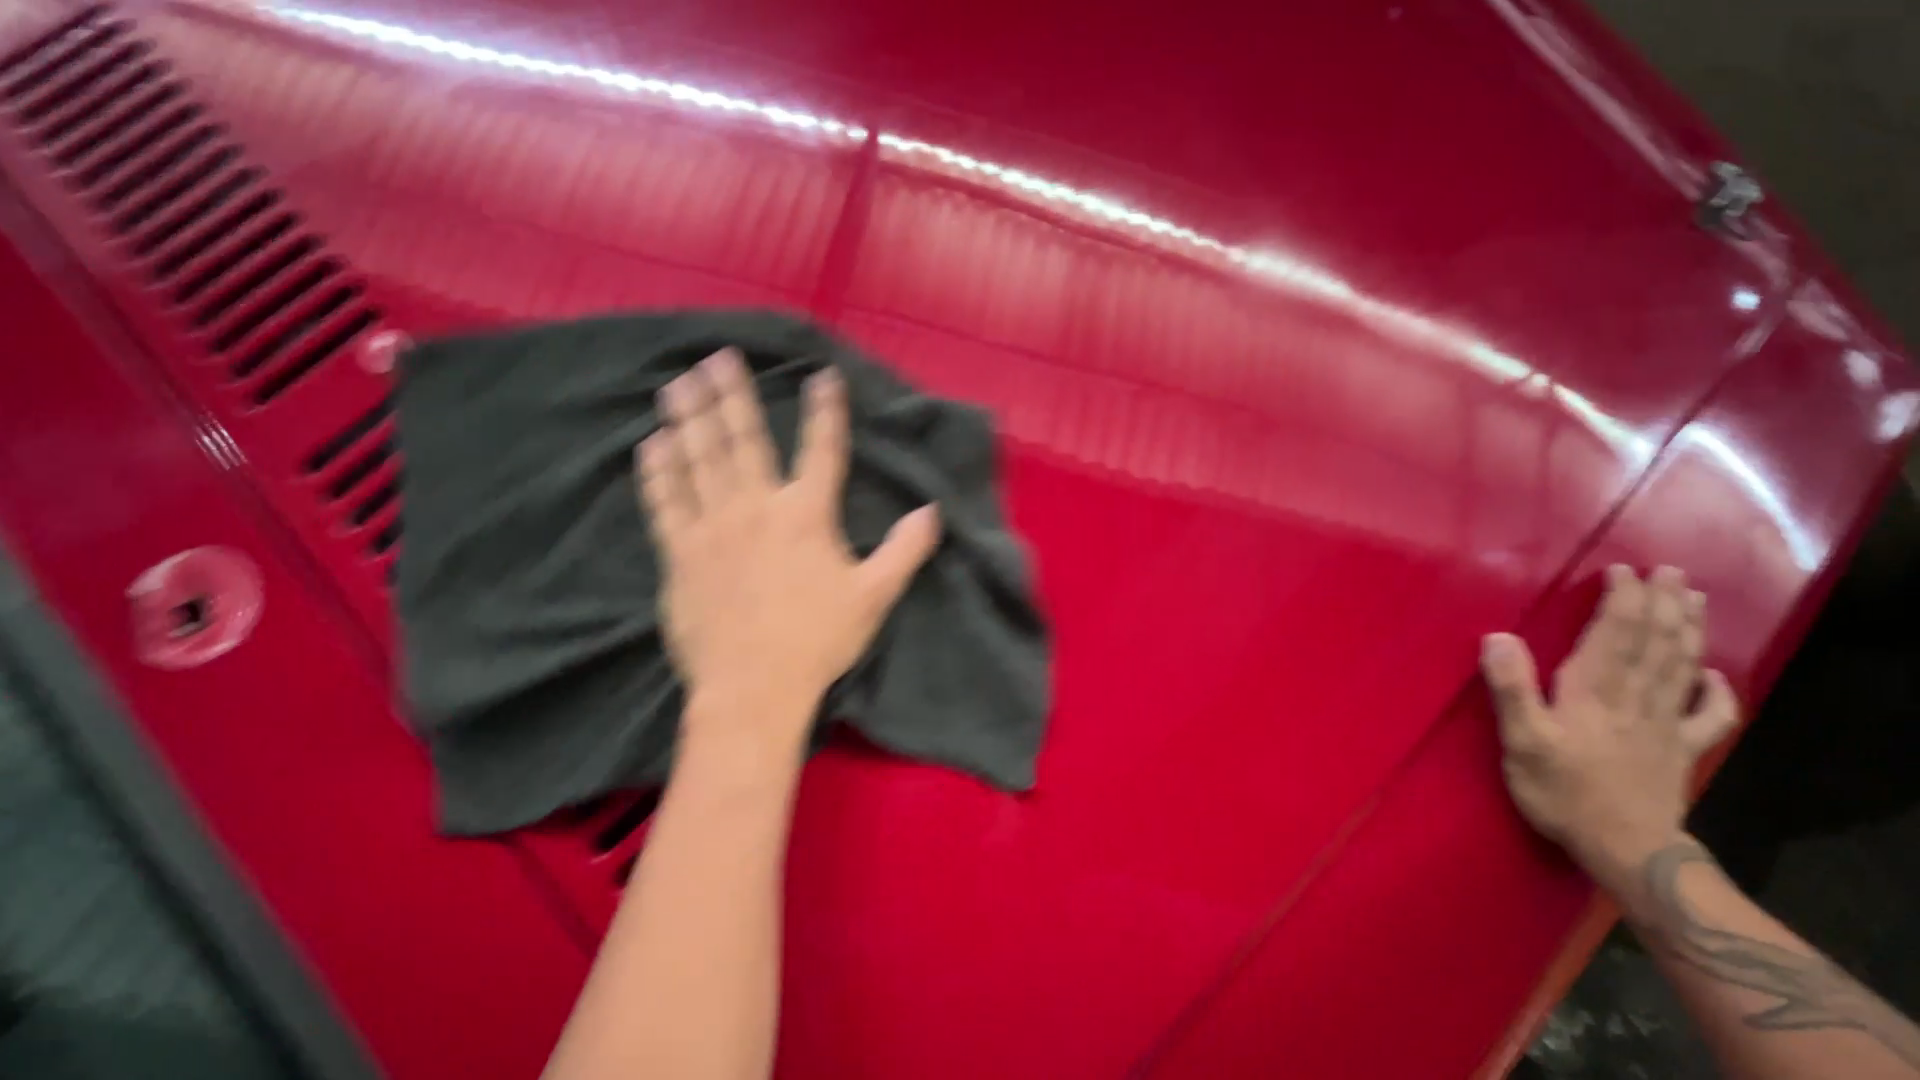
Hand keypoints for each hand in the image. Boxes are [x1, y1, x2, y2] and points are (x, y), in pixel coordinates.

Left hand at [635, 349, 941, 760]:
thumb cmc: (818, 641)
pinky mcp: (678, 554)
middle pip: (743, 439)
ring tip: (676, 384)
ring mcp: (712, 527)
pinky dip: (658, 472)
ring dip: (688, 418)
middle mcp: (757, 507)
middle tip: (716, 357)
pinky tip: (650, 446)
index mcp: (807, 514)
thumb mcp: (874, 597)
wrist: (753, 686)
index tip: (820, 375)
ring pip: (697, 460)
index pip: (822, 449)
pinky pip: (664, 502)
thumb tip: (931, 513)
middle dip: (731, 394)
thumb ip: (904, 551)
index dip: (825, 410)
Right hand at [1480, 565, 1740, 891]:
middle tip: (1672, 571)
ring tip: (1696, 600)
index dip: (1623, 599)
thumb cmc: (1564, 792)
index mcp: (1595, 691)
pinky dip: (1717, 693)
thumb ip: (1512, 689)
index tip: (1624, 570)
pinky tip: (1715, 677)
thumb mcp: (1522, 742)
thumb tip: (1498, 636)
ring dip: (1689, 630)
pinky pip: (1708, 717)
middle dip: (1664, 603)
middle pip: (1655, 642)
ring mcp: (1665, 724)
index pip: (1615, 633)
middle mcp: (1636, 698)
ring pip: (1681, 666)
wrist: (1627, 849)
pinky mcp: (1681, 751)